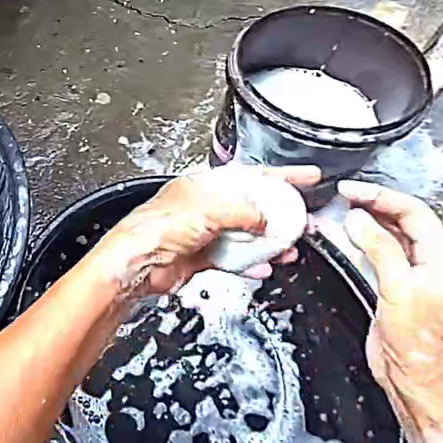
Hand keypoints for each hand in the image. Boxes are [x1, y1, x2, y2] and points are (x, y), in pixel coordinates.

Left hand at [82, 165, 321, 304]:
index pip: (251, 175)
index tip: (307, 176)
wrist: (136, 263)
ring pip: (247, 235)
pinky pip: (234, 259)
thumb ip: (243, 212)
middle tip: (305, 220)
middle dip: (281, 214)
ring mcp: (203, 232)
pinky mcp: (201, 257)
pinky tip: (264, 268)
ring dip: (270, 243)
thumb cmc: (157, 227)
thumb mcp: (209, 210)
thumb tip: (265, 219)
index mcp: (205, 185)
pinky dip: (251, 264)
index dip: (281, 175)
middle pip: (252, 206)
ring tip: (291, 248)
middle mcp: (205, 206)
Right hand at [339, 180, 442, 434]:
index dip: (381, 197)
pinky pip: (384, 258)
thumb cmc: (424, 355)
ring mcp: (420, 281)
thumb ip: (380, 250)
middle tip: (345, 197)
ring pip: (394, 238)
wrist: (424, 393)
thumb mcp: (399, 292)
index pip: (414, 213)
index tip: (352, 191)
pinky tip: (350, 240)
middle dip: (374, 205)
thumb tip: (360, 218)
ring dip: (369, 224)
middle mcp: (437, 268)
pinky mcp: (402, 294)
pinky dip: (365, 244)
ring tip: (343, 212)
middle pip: (406, 222)